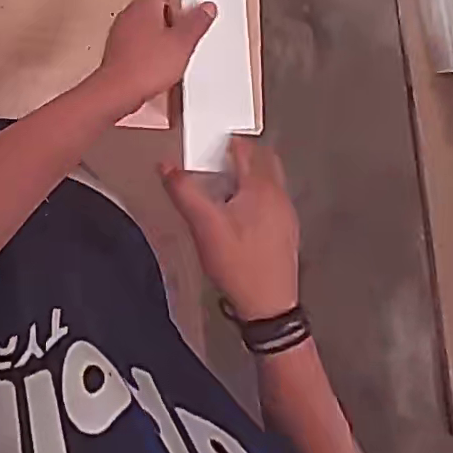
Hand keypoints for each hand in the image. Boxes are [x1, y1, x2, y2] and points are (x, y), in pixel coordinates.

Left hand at [91, 0, 215, 111]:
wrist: (118, 91)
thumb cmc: (145, 66)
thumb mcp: (183, 43)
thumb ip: (196, 23)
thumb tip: (207, 8)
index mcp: (145, 5)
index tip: (191, 9)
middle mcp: (130, 14)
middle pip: (153, 4)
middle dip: (172, 16)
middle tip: (185, 31)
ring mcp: (121, 31)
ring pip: (145, 23)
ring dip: (160, 33)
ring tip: (173, 49)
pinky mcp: (118, 49)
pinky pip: (137, 40)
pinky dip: (149, 47)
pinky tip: (158, 62)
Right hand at [161, 137, 300, 320]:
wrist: (269, 310)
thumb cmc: (240, 267)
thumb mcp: (203, 225)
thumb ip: (183, 191)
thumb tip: (167, 167)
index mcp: (261, 187)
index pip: (244, 148)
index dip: (223, 142)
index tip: (207, 145)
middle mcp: (278, 195)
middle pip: (261, 159)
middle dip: (239, 155)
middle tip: (217, 160)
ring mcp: (285, 214)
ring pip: (268, 179)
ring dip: (247, 176)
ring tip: (223, 186)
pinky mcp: (286, 231)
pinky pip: (271, 199)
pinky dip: (255, 195)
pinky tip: (238, 214)